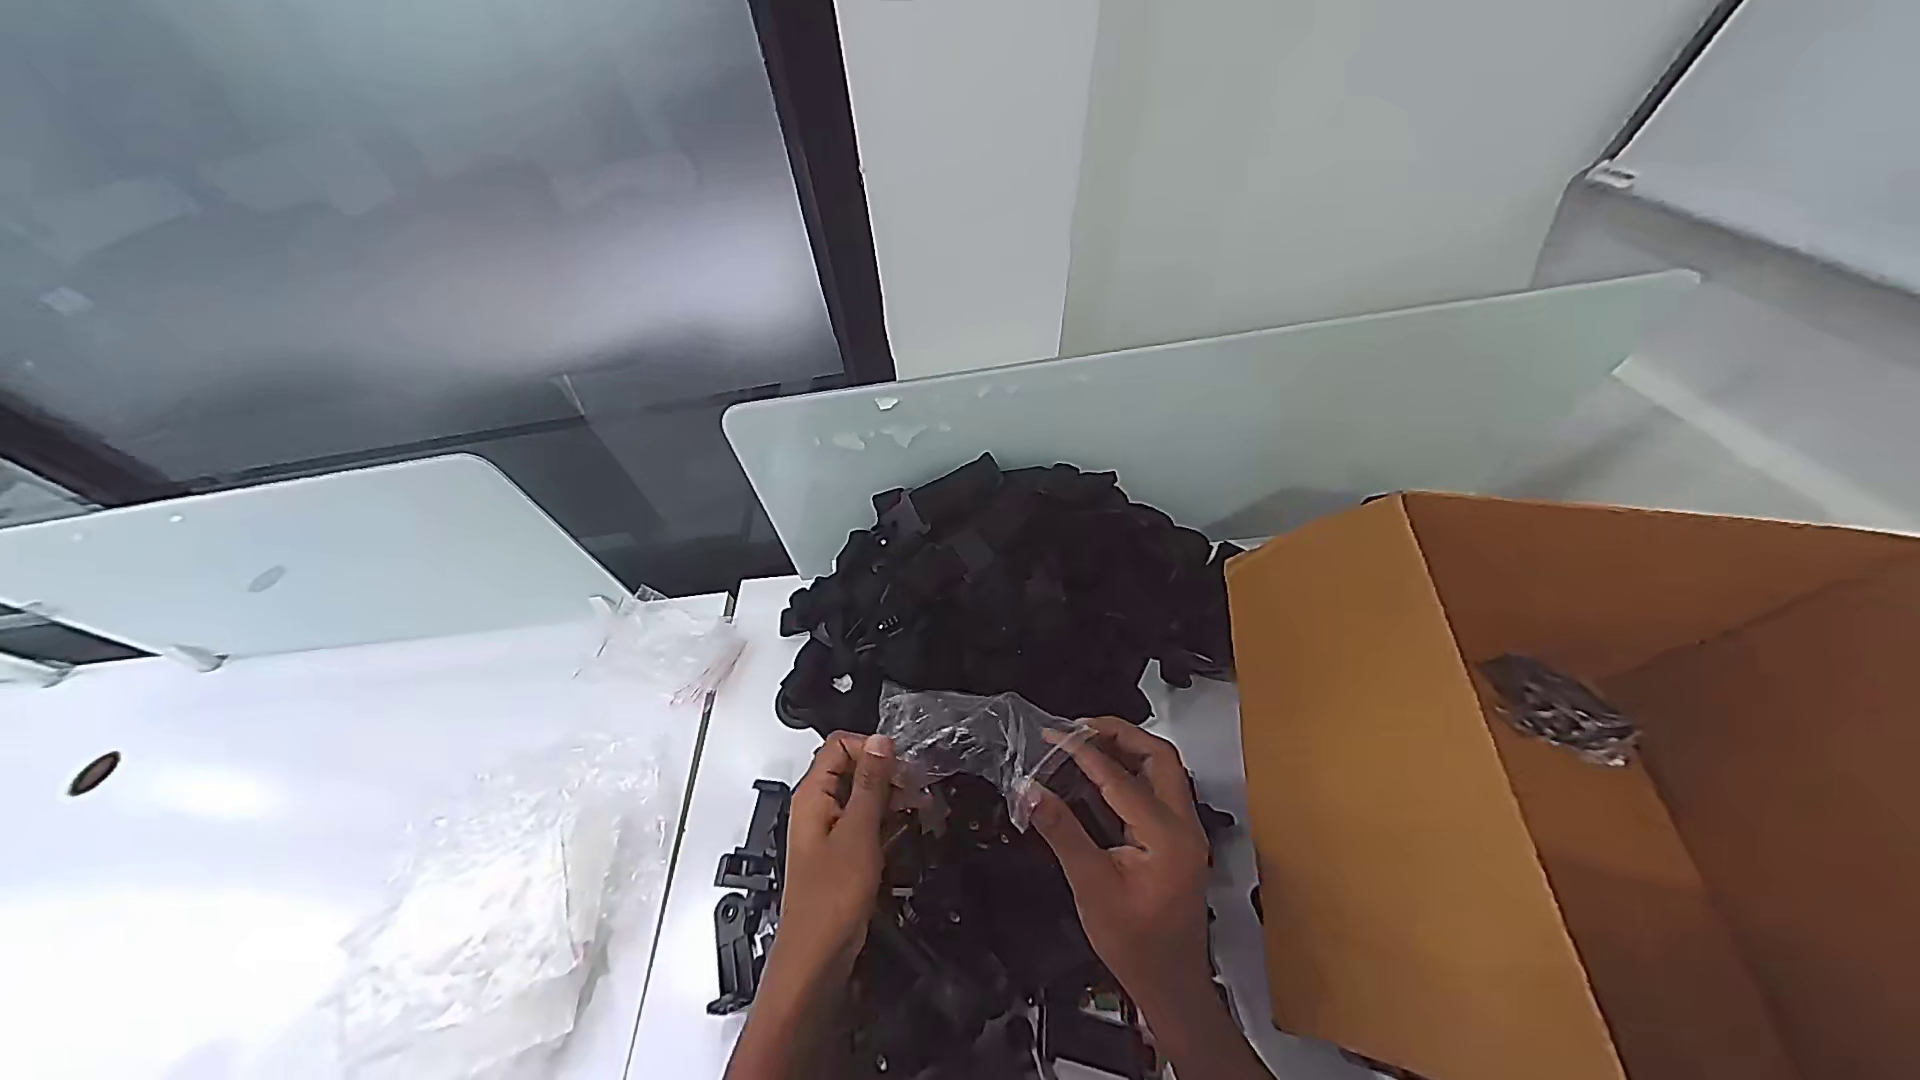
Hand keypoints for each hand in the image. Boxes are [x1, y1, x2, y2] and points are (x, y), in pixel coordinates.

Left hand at [767, 731, 896, 981]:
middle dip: (887, 772)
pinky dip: (886, 819)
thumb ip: (871, 784)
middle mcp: (817, 806)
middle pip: (853, 767)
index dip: (871, 748)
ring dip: (891, 796)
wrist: (818, 955)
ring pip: (863, 794)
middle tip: (917, 785)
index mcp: (813, 795)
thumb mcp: (858, 832)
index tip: (901, 764)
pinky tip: (908, 827)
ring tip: (920, 805)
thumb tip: (881, 741)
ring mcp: (829, 828)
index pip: (840, 745)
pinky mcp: (842, 849)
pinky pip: (865, 820)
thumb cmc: (830, 898)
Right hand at [1025, 717, 1266, 1076]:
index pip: (1121, 777)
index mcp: (1167, 838)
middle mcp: (1184, 827)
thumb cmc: (1138, 946)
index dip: (1084, 752)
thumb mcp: (1091, 886)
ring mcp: (1185, 831)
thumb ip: (1062, 832)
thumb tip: (1033, 793)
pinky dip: (1132, 769)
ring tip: (1089, 740)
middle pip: (1160, 756)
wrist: (1169, 983)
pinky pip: (1159, 787)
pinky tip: (1103, 773)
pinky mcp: (1178, 838)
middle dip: (1119, 733)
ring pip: (1164, 768)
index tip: (1057, 737)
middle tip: (1081, 726)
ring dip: (1128, 748)